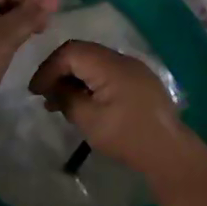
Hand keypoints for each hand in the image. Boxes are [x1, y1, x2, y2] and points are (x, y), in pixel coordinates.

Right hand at [29, 40, 200, 176]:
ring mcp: (134, 70)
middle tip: (44, 94)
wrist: (170, 153)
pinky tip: (81, 103)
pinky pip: (107, 73)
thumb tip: (52, 87)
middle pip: (81, 53)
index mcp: (110, 65)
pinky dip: (89, 83)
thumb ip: (66, 98)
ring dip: (73, 77)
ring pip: (94, 63)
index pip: (70, 52)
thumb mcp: (88, 120)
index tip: (36, 91)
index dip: (48, 68)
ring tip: (58, 102)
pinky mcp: (139, 82)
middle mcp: (123, 60)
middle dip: (58, 71)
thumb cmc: (127, 136)